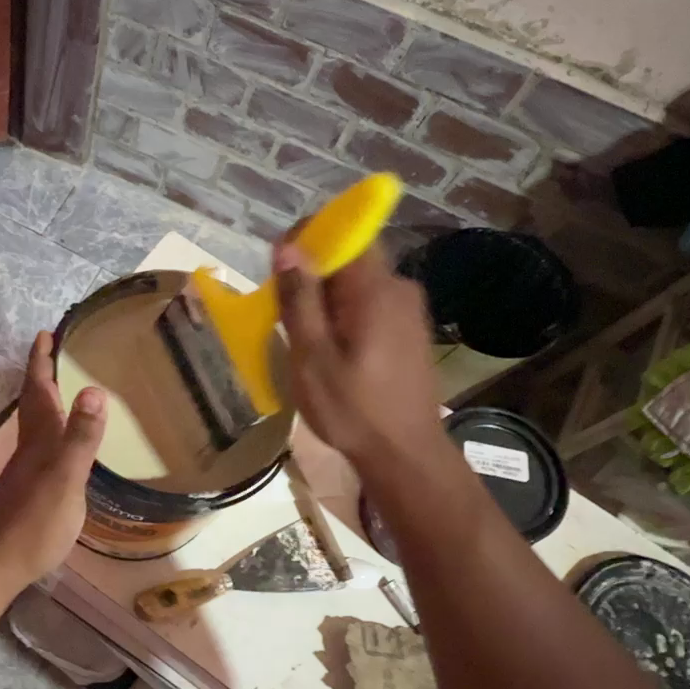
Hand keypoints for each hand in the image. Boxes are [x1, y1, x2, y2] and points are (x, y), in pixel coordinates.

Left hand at [0, 331, 105, 585]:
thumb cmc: (35, 521)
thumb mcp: (65, 478)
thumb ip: (80, 437)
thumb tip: (94, 390)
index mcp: (39, 439)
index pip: (38, 390)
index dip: (42, 361)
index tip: (47, 332)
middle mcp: (30, 448)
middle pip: (34, 403)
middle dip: (44, 375)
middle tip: (57, 351)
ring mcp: (28, 470)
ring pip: (37, 425)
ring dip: (47, 402)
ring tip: (64, 389)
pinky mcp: (31, 489)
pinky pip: (44, 447)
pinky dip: (55, 432)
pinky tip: (65, 445)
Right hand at [276, 240, 443, 465]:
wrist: (405, 455)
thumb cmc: (353, 410)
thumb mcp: (312, 357)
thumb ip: (300, 300)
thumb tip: (288, 247)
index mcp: (376, 290)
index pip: (346, 233)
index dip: (308, 240)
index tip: (279, 273)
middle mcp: (399, 288)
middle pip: (350, 259)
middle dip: (313, 276)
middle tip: (284, 316)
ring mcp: (409, 310)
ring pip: (358, 285)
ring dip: (326, 300)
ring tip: (304, 341)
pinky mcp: (410, 331)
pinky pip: (370, 305)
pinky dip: (344, 316)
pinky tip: (331, 353)